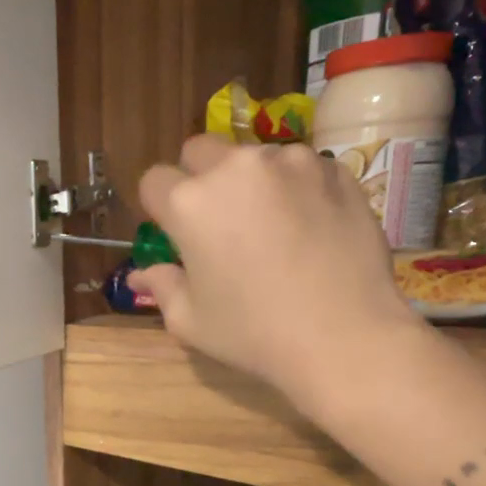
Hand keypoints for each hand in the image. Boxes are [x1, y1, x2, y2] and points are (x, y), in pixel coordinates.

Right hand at [128, 135, 423, 410]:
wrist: (343, 334)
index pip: (154, 181)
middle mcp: (236, 167)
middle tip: (217, 223)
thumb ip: (162, 287)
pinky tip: (307, 228)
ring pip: (253, 157)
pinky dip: (294, 188)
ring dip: (250, 182)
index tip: (174, 232)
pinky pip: (300, 167)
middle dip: (199, 179)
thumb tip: (142, 275)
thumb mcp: (191, 321)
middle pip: (200, 151)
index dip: (158, 207)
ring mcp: (290, 161)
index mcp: (190, 204)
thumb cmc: (254, 333)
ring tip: (270, 227)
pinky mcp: (334, 168)